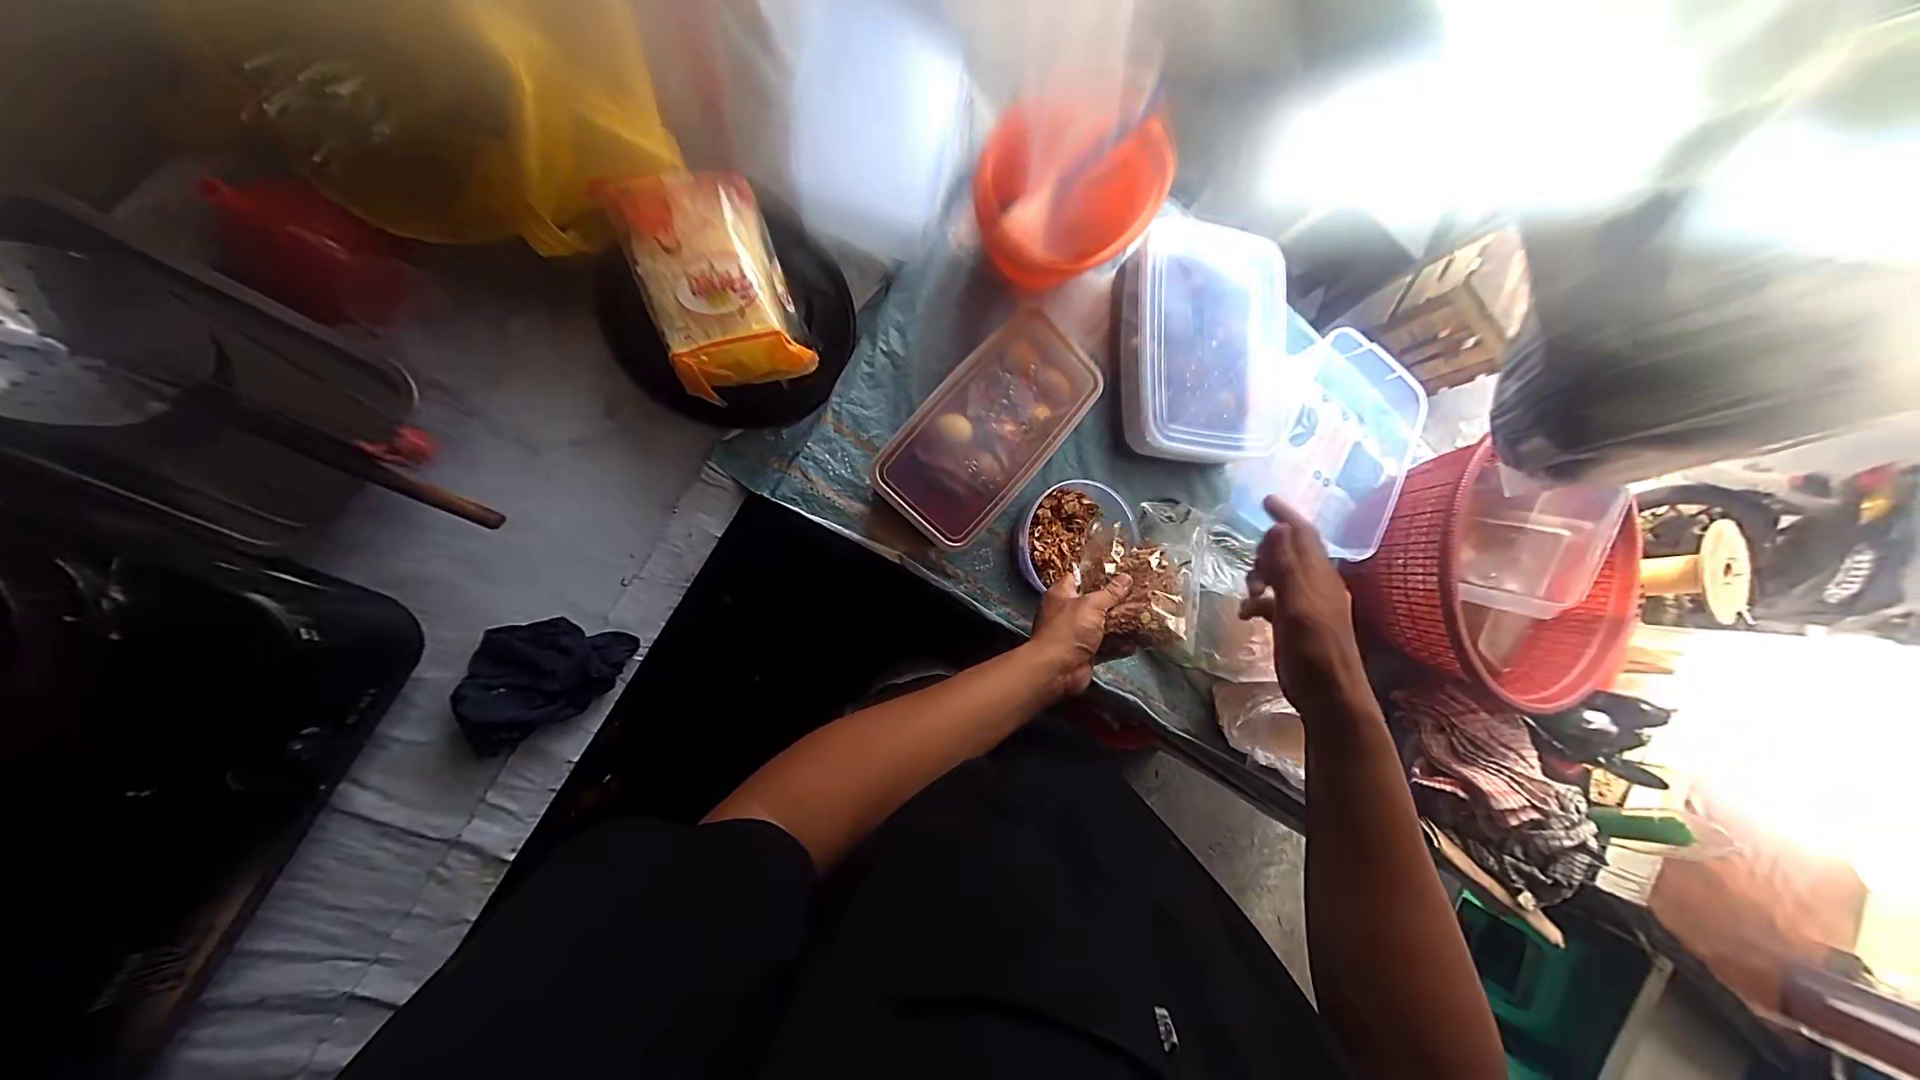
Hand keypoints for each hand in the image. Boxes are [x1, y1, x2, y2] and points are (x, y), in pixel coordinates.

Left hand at [1027, 571, 1133, 698]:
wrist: (1057, 669)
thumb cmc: (1069, 629)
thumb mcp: (1091, 605)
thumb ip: (1110, 593)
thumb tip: (1126, 578)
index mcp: (1061, 594)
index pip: (1077, 577)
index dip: (1096, 573)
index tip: (1118, 571)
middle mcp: (1067, 612)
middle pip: (1093, 602)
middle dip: (1114, 600)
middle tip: (1137, 593)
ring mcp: (1076, 634)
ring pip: (1101, 625)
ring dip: (1119, 623)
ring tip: (1142, 615)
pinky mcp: (1086, 652)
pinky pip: (1106, 646)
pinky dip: (1119, 645)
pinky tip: (1137, 641)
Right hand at [1238, 495, 1369, 714]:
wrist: (1329, 696)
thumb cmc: (1316, 651)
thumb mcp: (1298, 606)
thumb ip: (1287, 567)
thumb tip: (1279, 527)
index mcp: (1320, 577)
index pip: (1304, 535)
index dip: (1287, 516)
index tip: (1266, 500)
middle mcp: (1314, 585)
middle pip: (1288, 551)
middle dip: (1267, 550)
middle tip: (1253, 563)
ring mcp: (1303, 605)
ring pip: (1277, 574)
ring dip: (1259, 575)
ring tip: (1249, 592)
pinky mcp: (1291, 623)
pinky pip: (1270, 600)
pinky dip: (1255, 601)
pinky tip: (1245, 614)